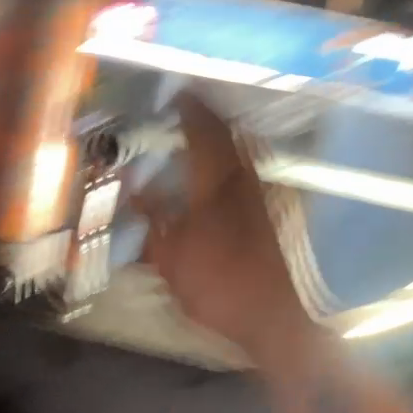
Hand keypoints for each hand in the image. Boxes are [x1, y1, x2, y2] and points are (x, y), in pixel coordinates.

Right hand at [141, 93, 311, 363]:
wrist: (276, 317)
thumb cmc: (218, 287)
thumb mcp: (171, 260)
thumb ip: (152, 222)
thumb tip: (134, 190)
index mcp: (216, 181)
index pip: (202, 130)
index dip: (189, 109)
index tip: (175, 95)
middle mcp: (246, 178)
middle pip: (229, 136)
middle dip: (207, 122)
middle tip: (186, 116)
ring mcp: (267, 195)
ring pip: (243, 156)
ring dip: (223, 145)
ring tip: (201, 146)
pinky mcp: (278, 214)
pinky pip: (251, 178)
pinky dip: (235, 170)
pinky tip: (221, 184)